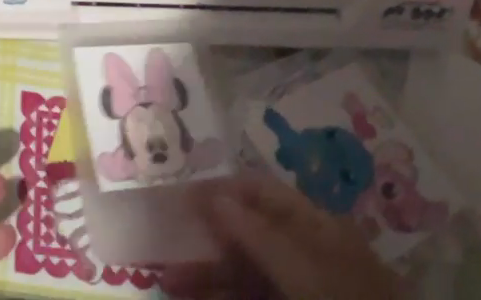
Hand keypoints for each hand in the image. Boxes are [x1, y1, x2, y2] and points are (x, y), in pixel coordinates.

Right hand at [164, 170, 403, 299]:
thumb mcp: (302, 268)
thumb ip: (255, 232)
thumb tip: (212, 195)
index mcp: (316, 229)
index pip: (261, 194)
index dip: (222, 191)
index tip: (180, 200)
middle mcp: (306, 256)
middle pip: (247, 237)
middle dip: (206, 242)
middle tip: (163, 248)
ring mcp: (300, 292)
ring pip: (244, 277)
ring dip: (206, 277)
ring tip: (167, 283)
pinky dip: (222, 299)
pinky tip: (193, 299)